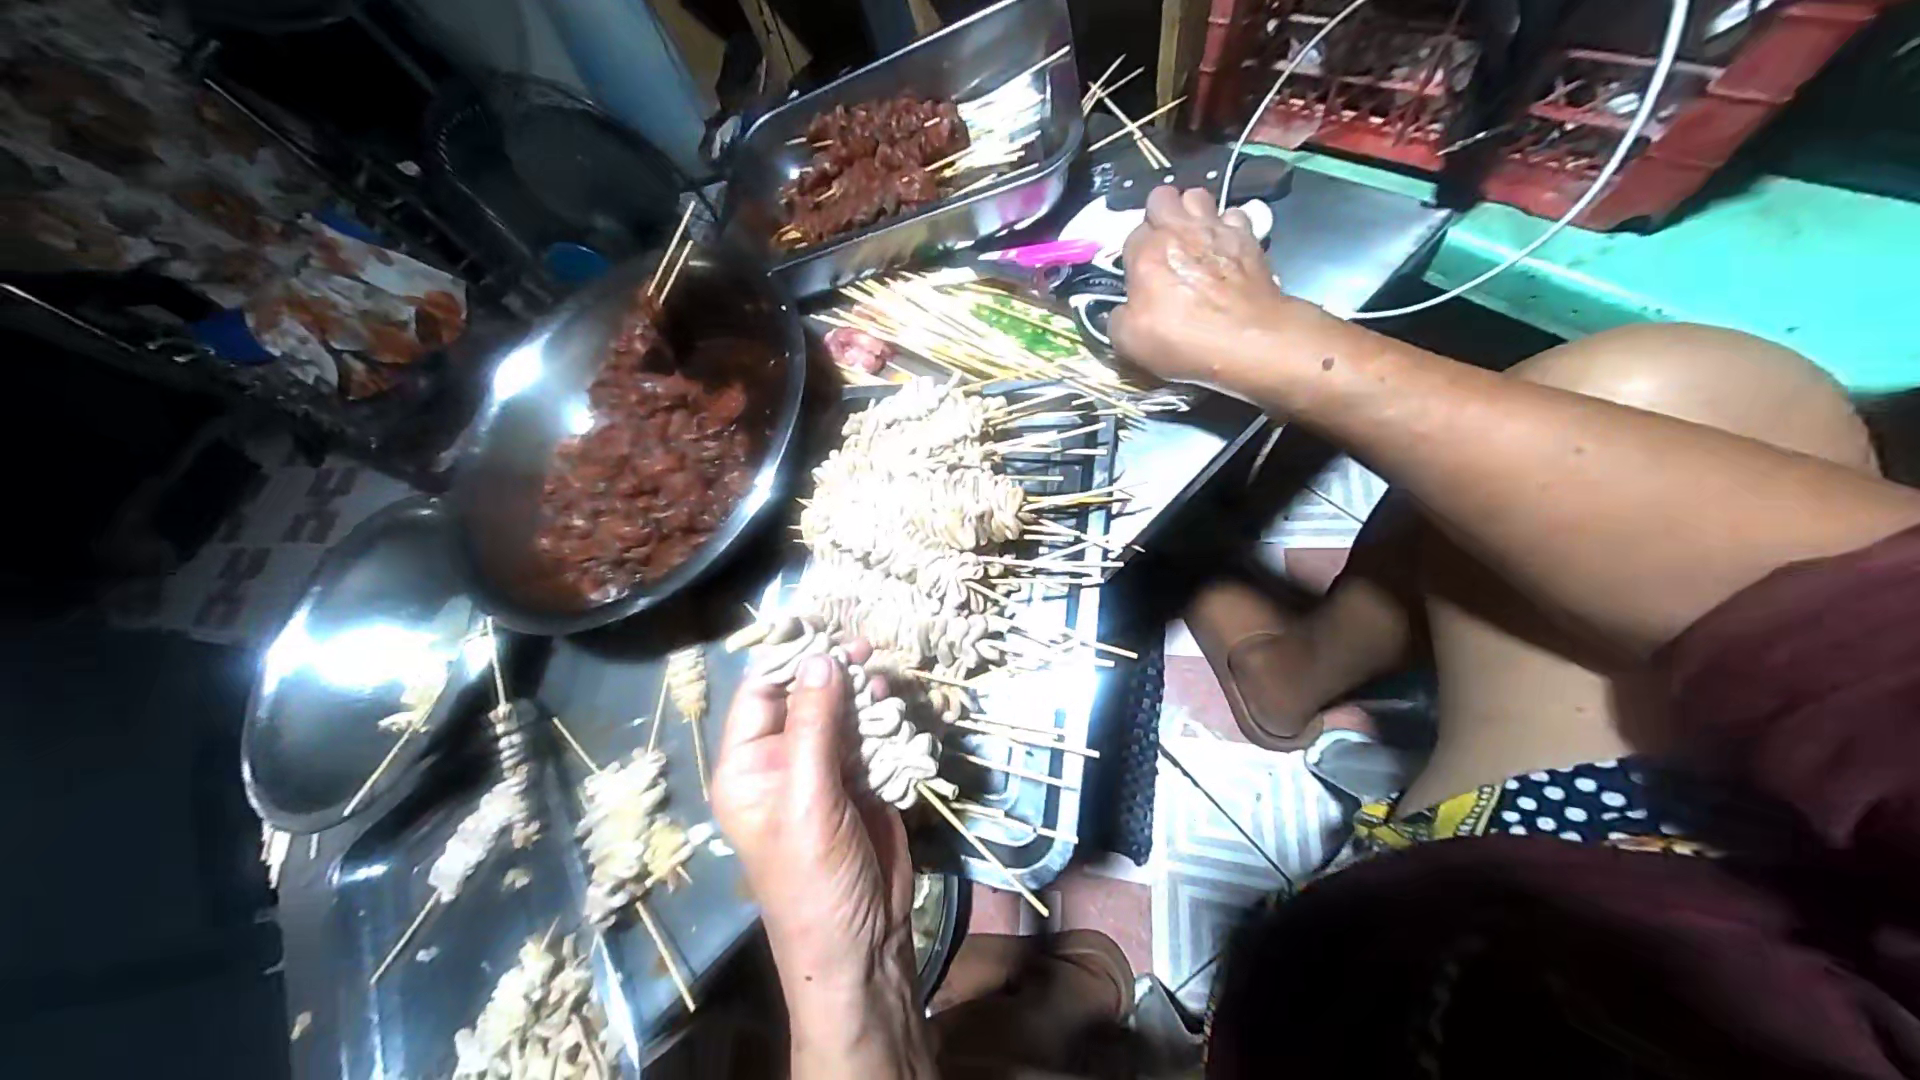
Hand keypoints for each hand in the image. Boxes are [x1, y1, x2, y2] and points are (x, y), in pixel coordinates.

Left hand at [712, 646, 911, 977]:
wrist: (865, 941)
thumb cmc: (814, 876)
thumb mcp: (808, 799)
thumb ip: (813, 726)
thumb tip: (821, 658)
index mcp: (748, 767)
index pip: (760, 694)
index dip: (787, 658)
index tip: (820, 625)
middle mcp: (782, 761)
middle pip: (805, 697)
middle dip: (832, 672)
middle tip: (862, 647)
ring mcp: (824, 770)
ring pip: (841, 713)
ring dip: (861, 694)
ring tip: (881, 676)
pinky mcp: (861, 779)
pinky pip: (870, 736)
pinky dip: (882, 719)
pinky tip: (895, 707)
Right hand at [1110, 186, 1335, 391]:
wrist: (1247, 339)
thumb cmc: (1182, 339)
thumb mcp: (1129, 341)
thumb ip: (1117, 318)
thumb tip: (1120, 311)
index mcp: (1146, 253)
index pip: (1131, 235)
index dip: (1134, 255)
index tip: (1139, 276)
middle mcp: (1179, 231)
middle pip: (1162, 197)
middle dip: (1159, 214)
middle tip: (1162, 245)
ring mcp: (1216, 229)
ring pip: (1197, 196)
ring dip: (1191, 212)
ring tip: (1192, 239)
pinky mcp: (1247, 236)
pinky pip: (1232, 214)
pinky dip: (1226, 226)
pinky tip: (1223, 247)